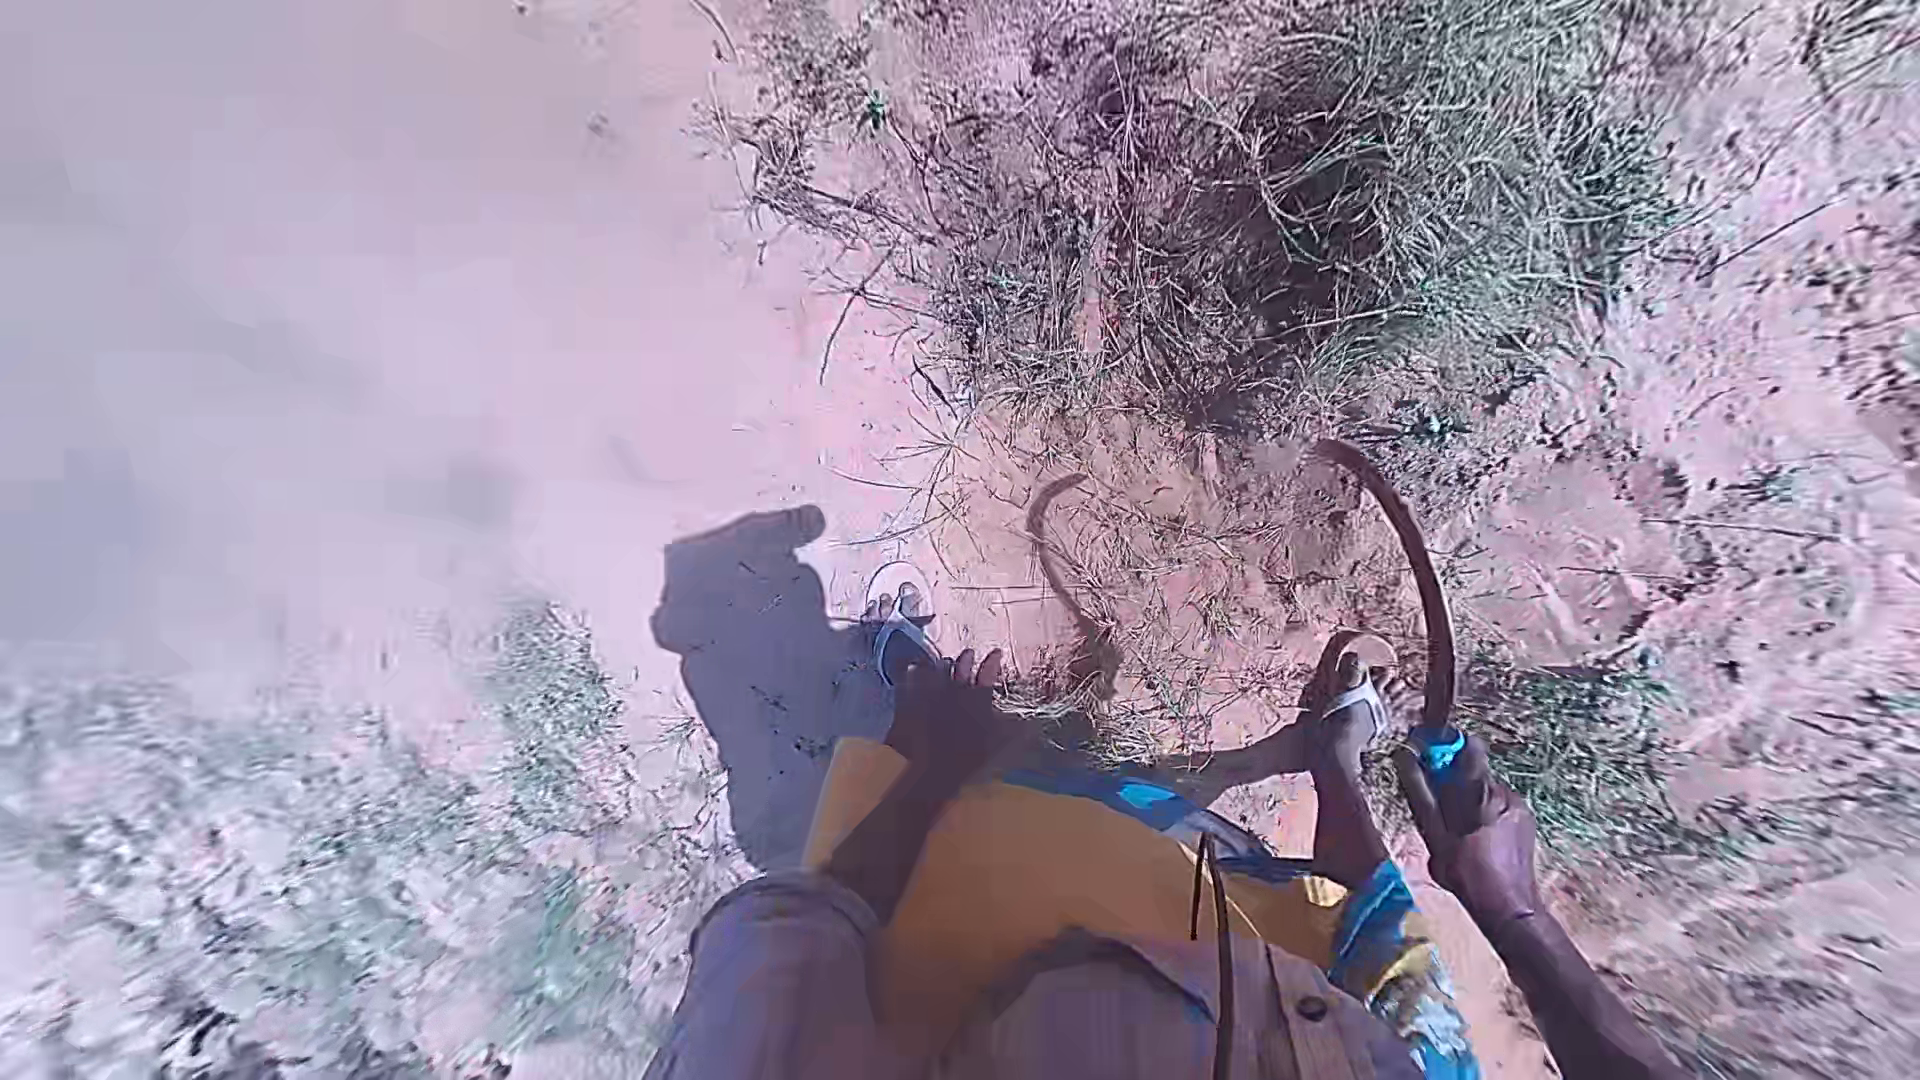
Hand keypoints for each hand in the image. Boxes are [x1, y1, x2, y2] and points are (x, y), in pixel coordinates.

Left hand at [884, 647, 1018, 793]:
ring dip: (944, 664)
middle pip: (963, 663)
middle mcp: (956, 689)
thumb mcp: (995, 745)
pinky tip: (915, 669)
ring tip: (945, 662)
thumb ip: (1013, 732)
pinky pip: (912, 675)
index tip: (996, 652)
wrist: (931, 769)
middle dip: (967, 657)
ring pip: (940, 666)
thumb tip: (1030, 724)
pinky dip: (915, 671)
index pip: (989, 672)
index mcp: (977, 698)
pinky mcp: (913, 697)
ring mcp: (932, 691)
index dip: (993, 660)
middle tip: (969, 652)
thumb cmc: (966, 759)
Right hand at [1395, 734, 1539, 932]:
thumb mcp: (1430, 826)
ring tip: (1447, 819)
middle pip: (1472, 765)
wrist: (1508, 908)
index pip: (1468, 744)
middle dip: (1448, 773)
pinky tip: (1467, 829)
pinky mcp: (1524, 820)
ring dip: (1462, 791)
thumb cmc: (1462, 868)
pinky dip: (1476, 805)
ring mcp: (1519, 807)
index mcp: (1481, 791)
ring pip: (1481, 784)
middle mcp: (1506, 793)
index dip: (1443, 743)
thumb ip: (1417, 786)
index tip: (1424, 754)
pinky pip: (1494, 799)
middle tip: (1429, 796)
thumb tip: (1403, 753)